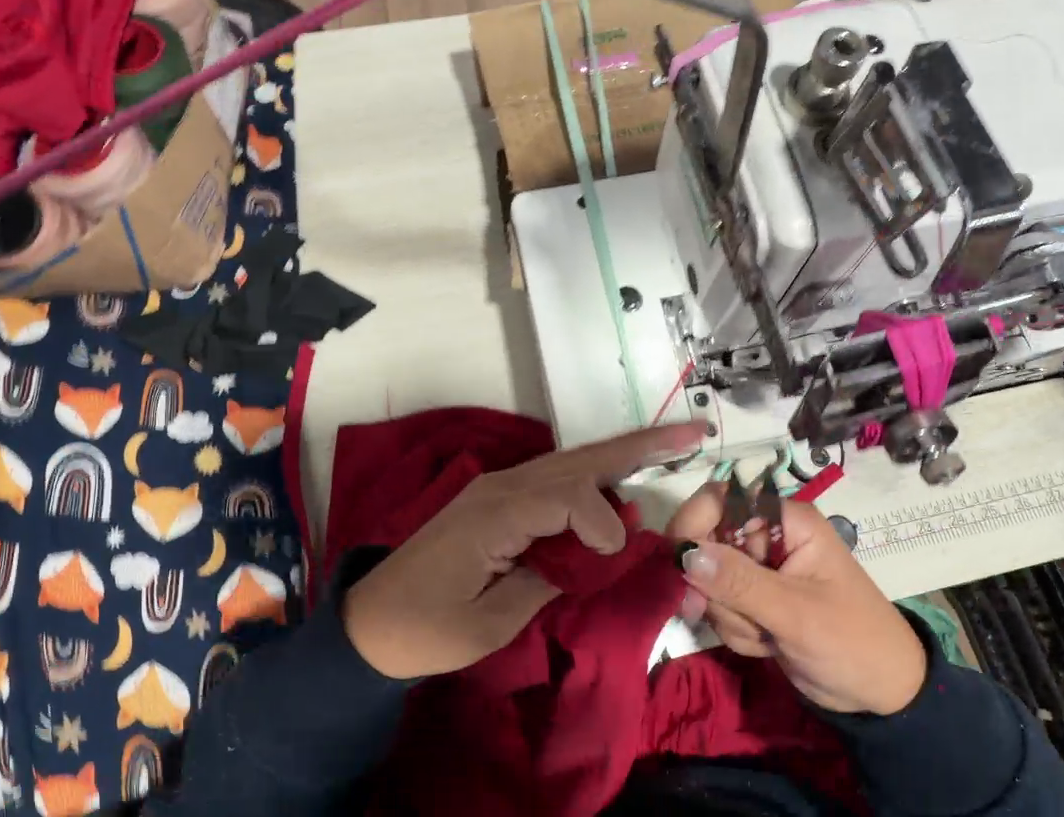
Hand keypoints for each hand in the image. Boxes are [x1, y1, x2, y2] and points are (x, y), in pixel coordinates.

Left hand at [343, 422, 704, 679]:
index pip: (567, 495)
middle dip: (639, 445)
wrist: (369, 624)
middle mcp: (500, 486)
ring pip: (571, 462)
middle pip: (579, 459)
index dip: (602, 521)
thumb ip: (545, 582)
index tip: (615, 556)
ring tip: (674, 443)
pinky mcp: (498, 500)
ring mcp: (499, 488)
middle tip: (694, 432)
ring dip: (622, 454)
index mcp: (495, 513)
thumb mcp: (489, 623)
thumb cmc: (425, 630)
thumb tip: (592, 557)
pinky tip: (623, 480)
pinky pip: (556, 480)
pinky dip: (595, 477)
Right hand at [668, 480, 926, 713]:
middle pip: (707, 543)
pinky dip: (737, 631)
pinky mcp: (753, 599)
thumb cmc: (852, 641)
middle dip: (718, 590)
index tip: (679, 563)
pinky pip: (718, 606)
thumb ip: (739, 583)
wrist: (881, 692)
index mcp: (786, 521)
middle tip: (747, 621)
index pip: (720, 500)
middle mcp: (768, 536)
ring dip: (731, 617)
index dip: (694, 524)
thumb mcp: (796, 614)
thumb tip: (685, 553)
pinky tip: (768, 644)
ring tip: (769, 636)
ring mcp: (759, 569)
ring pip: (708, 580)